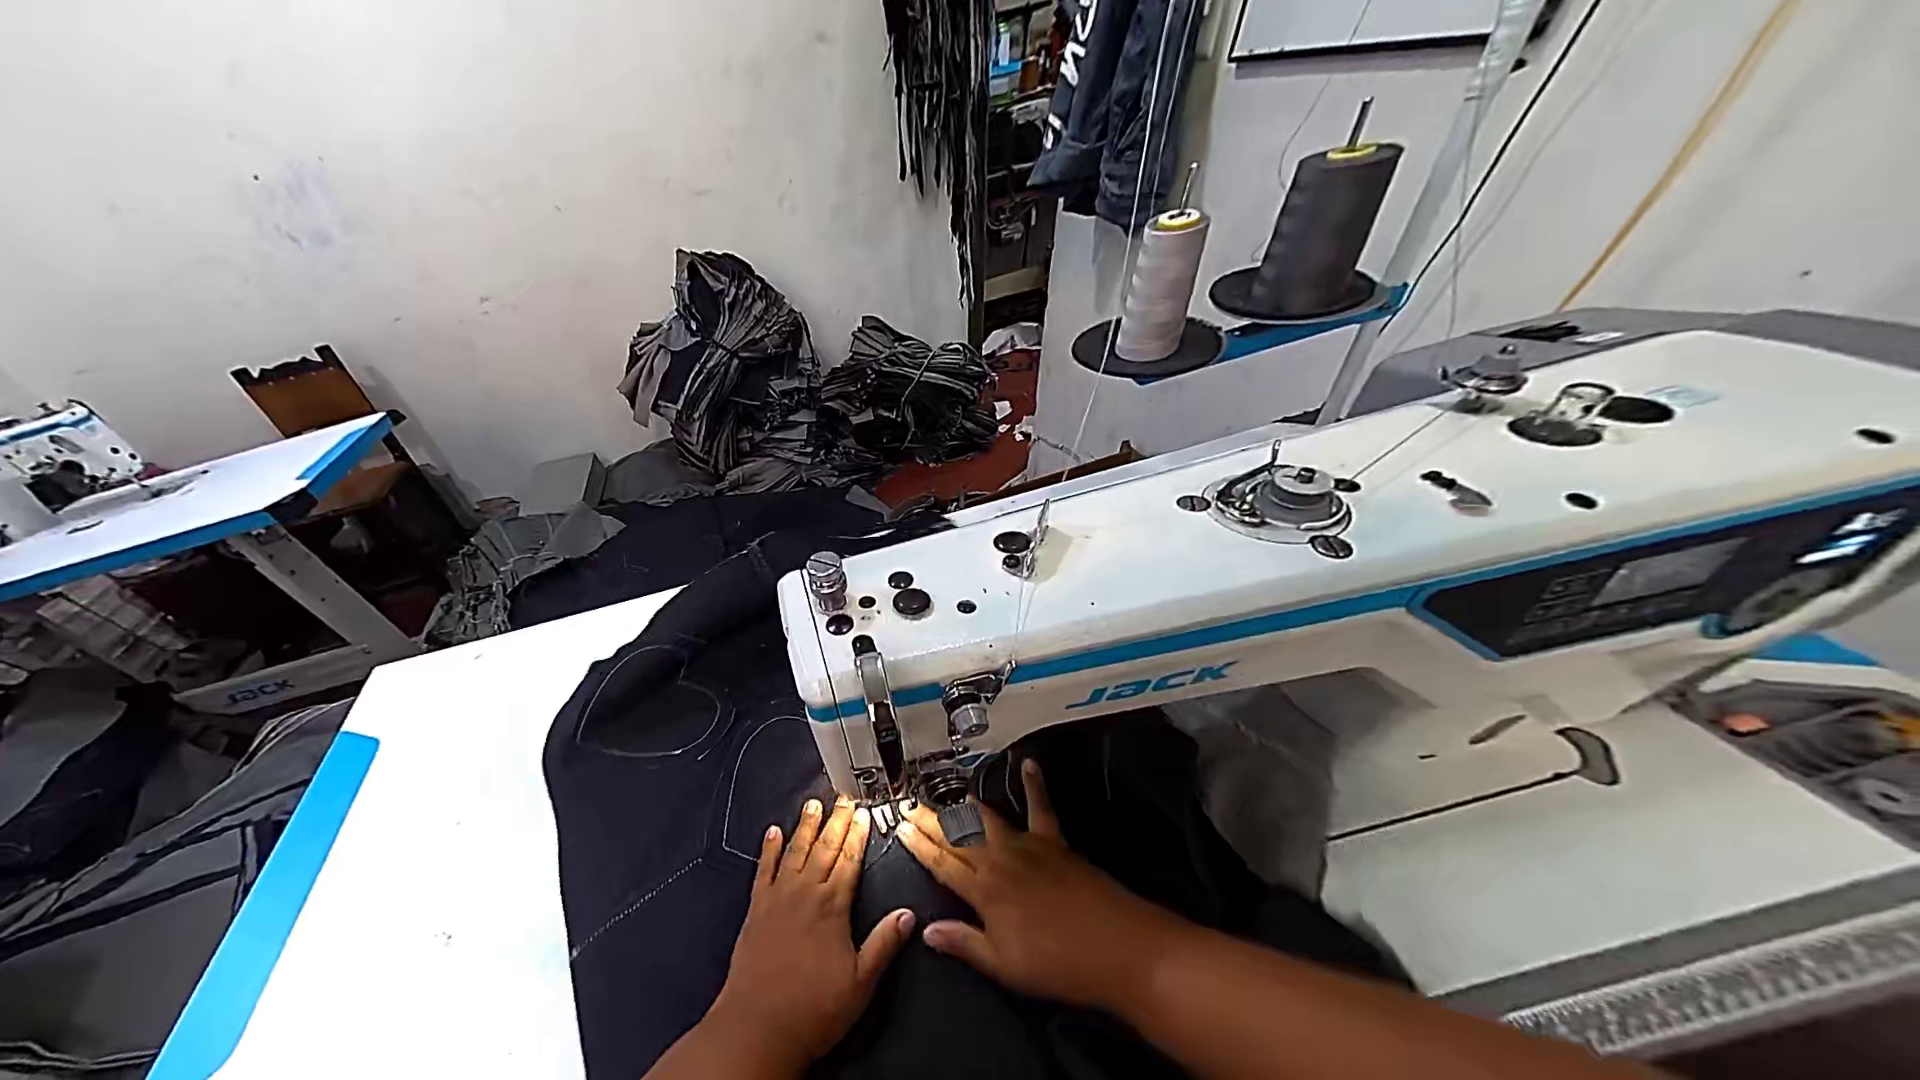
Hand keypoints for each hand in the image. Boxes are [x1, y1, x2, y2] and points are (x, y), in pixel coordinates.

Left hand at [706, 797, 914, 1069]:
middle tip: (845, 798)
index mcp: (832, 907)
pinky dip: (769, 850)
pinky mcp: (756, 911)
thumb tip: (907, 916)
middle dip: (837, 820)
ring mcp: (778, 900)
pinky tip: (772, 833)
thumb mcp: (860, 982)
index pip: (850, 860)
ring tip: (813, 803)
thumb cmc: (810, 1010)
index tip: (865, 814)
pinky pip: (763, 871)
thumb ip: (884, 944)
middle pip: (825, 848)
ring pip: (795, 851)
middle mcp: (805, 895)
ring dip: (805, 826)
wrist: (756, 1029)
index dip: (859, 835)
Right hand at [896, 760, 1184, 1009]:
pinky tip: (1028, 764)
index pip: (942, 864)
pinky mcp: (1055, 841)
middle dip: (931, 821)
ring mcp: (1029, 846)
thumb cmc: (1058, 964)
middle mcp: (1001, 861)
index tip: (900, 829)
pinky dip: (1034, 784)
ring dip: (965, 806)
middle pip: (958, 836)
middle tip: (911, 806)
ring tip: (946, 794)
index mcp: (985, 892)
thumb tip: (927, 930)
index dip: (919, 846)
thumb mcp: (1004, 966)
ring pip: (988, 819)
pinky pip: (1041, 807)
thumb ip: (964, 942)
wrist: (1116, 946)